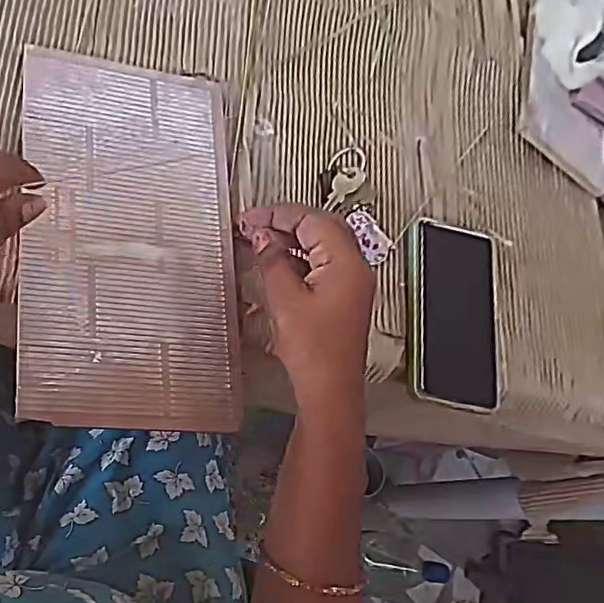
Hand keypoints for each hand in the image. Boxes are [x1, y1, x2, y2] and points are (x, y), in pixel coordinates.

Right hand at [236, 204, 375, 410]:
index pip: (312, 220)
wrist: (329, 387)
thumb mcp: (285, 301)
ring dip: (287, 242)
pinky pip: (317, 267)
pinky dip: (294, 262)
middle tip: (250, 228)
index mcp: (346, 262)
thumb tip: (262, 239)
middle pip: (318, 229)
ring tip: (257, 245)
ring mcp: (348, 283)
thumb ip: (272, 263)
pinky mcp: (339, 298)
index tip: (250, 219)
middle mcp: (353, 268)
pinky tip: (274, 268)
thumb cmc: (315, 352)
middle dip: (282, 224)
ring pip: (317, 248)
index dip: (277, 215)